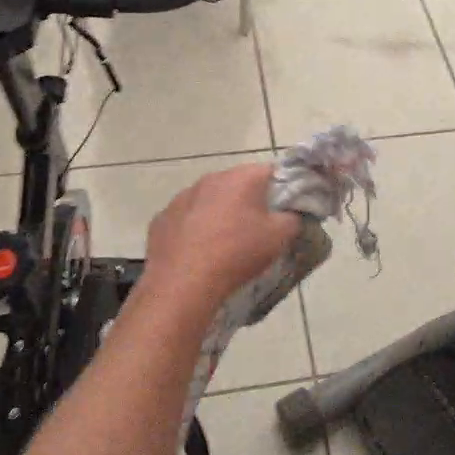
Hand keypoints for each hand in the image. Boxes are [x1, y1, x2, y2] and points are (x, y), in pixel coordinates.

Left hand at [141, 163, 300, 314]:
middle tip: (256, 230)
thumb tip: (292, 214)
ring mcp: (182, 197)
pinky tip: (197, 254)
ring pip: (208, 201)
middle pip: (237, 185)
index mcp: (240, 178)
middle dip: (248, 202)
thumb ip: (293, 219)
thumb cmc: (236, 253)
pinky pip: (185, 219)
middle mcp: (210, 178)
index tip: (283, 210)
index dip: (281, 189)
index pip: (270, 172)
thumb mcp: (278, 238)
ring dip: (218, 215)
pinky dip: (193, 231)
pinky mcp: (162, 218)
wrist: (182, 283)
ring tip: (224, 245)